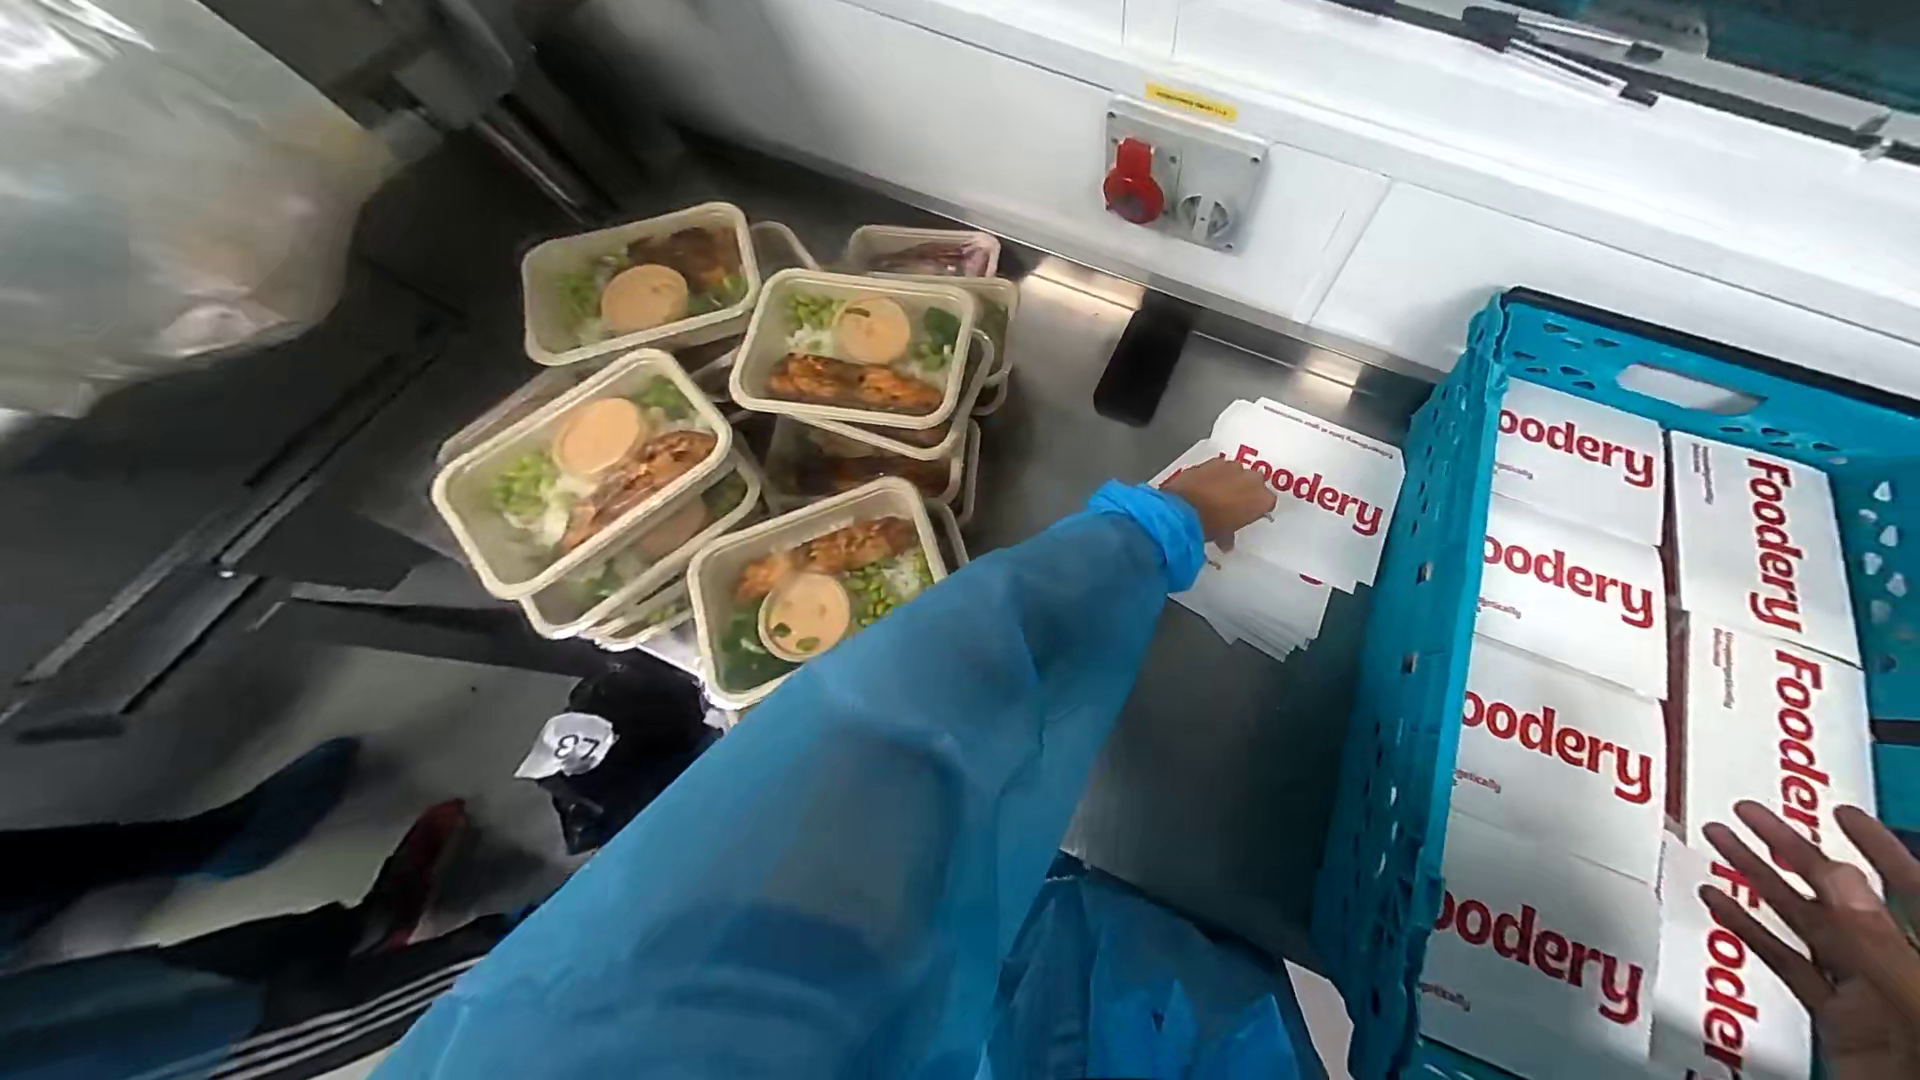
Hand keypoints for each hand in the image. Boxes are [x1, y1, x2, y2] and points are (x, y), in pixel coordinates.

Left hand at [1160, 458, 1275, 551]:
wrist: (1180, 510)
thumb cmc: (1207, 525)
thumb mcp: (1222, 535)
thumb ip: (1229, 536)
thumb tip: (1225, 543)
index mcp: (1263, 499)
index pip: (1266, 502)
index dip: (1253, 509)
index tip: (1243, 514)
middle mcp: (1253, 479)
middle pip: (1253, 484)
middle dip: (1243, 492)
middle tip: (1229, 504)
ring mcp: (1233, 467)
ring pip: (1236, 473)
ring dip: (1228, 480)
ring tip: (1213, 493)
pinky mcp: (1213, 460)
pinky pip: (1218, 467)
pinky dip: (1213, 474)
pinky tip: (1202, 484)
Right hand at [1700, 801, 1919, 1079]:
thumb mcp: (1916, 1001)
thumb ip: (1878, 943)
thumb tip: (1836, 873)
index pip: (1917, 892)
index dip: (1882, 850)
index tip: (1838, 813)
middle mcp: (1907, 972)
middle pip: (1845, 900)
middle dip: (1795, 851)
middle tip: (1749, 813)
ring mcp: (1874, 997)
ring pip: (1807, 924)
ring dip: (1759, 879)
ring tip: (1718, 840)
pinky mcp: (1839, 1019)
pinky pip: (1787, 964)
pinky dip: (1748, 930)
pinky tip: (1717, 901)